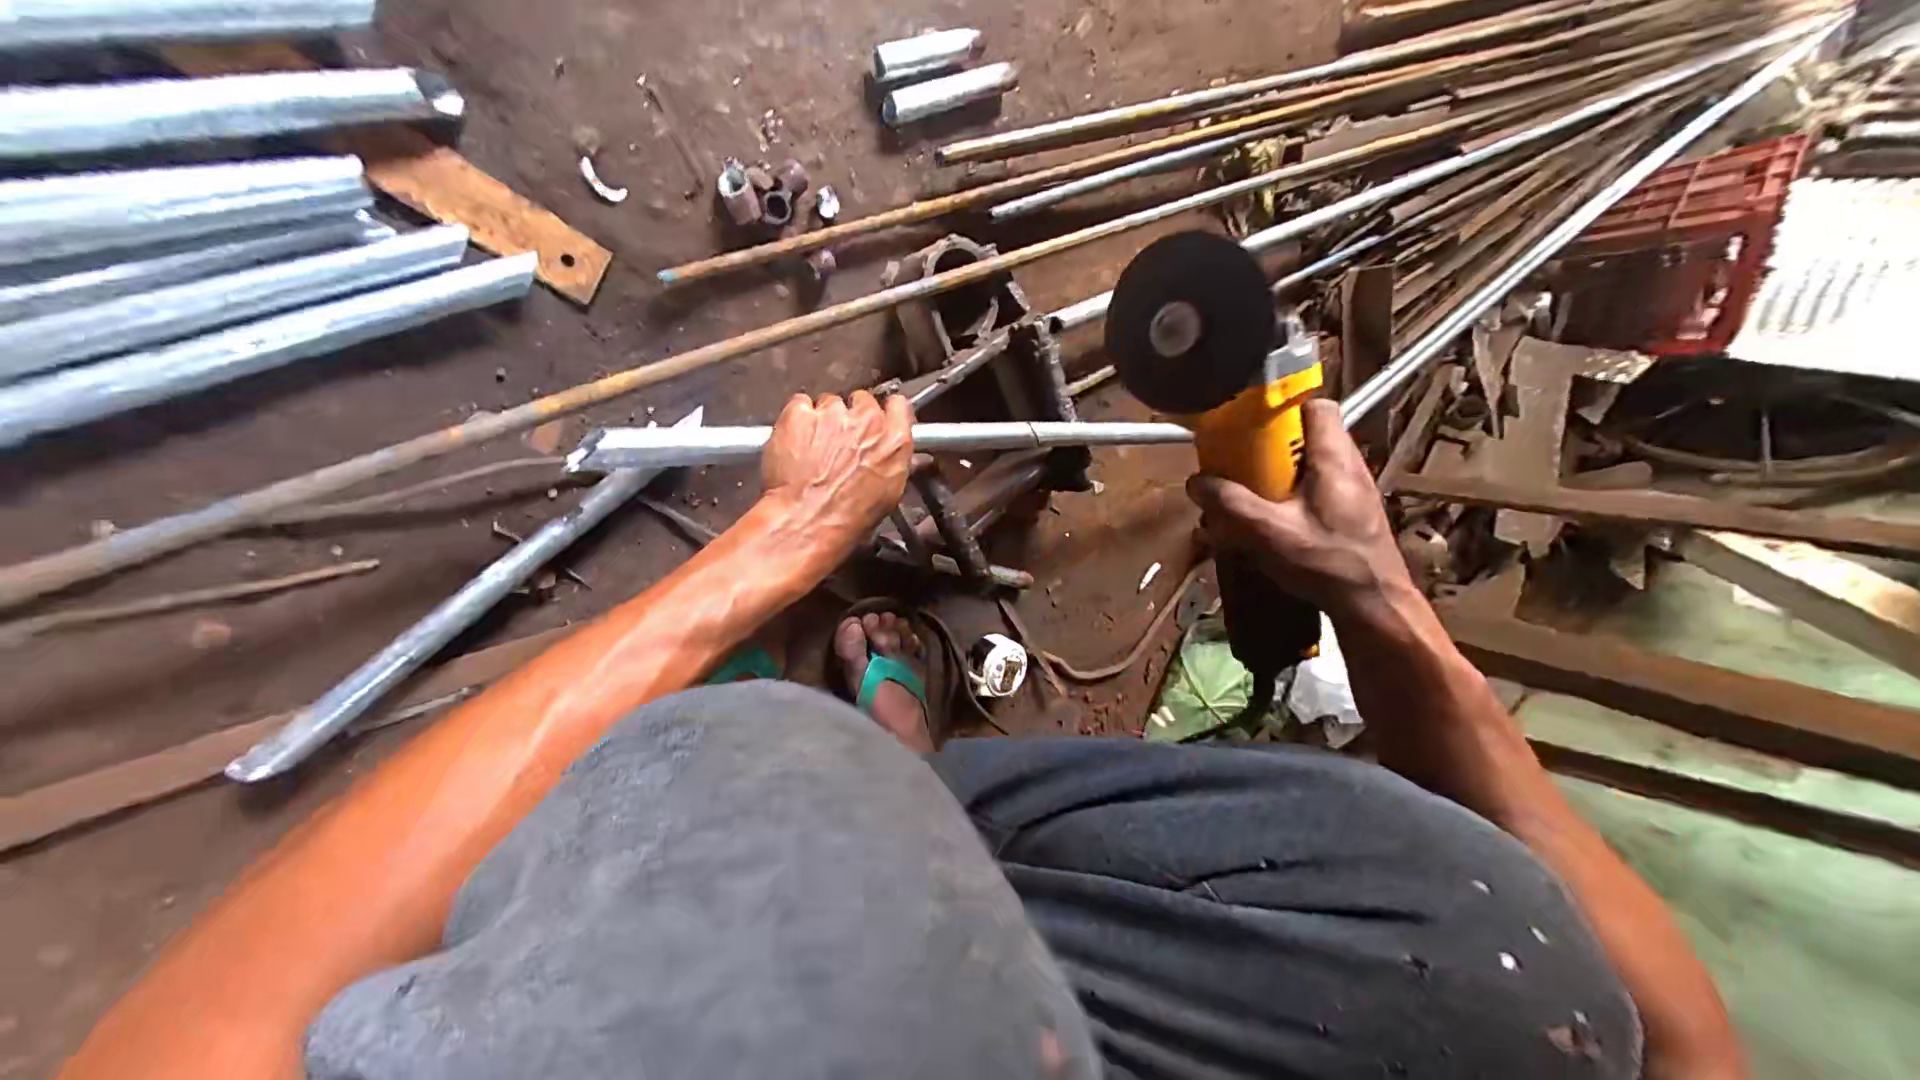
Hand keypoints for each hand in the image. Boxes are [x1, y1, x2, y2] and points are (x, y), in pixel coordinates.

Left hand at [762, 391, 913, 554]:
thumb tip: (897, 457)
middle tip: (841, 441)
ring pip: (829, 403)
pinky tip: (795, 442)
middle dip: (852, 416)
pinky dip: (797, 419)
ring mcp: (832, 414)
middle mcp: (867, 421)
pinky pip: (799, 405)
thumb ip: (894, 463)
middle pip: (862, 401)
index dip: (886, 412)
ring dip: (823, 420)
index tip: (878, 419)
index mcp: (894, 441)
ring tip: (813, 448)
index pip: (899, 406)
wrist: (808, 521)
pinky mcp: (800, 414)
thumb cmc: (848, 517)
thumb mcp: (889, 495)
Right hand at [1186, 398, 1416, 629]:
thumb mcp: (1269, 532)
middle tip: (1238, 471)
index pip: (1316, 405)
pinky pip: (1313, 493)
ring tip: (1247, 504)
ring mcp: (1352, 492)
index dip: (1282, 409)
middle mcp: (1348, 467)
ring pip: (1306, 468)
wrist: (1374, 605)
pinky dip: (1287, 502)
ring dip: (1273, 482)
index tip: (1250, 426)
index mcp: (1334, 458)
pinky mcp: (1350, 515)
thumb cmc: (1328, 562)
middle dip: (1266, 453)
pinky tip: (1269, 528)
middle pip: (1303, 439)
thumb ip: (1231, 504)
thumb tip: (1196, 483)